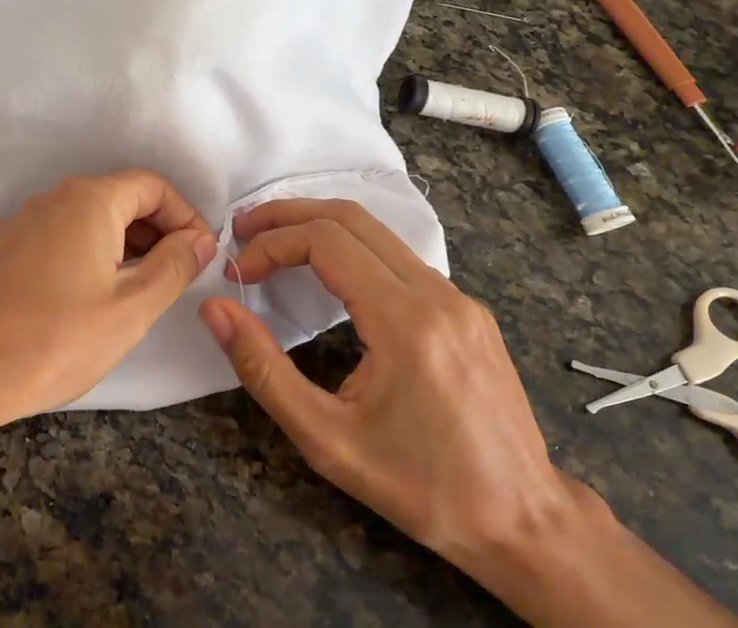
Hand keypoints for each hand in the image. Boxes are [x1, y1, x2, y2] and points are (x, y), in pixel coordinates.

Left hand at [0, 169, 217, 441]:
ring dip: (115, 247)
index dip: (184, 217)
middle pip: (116, 198)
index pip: (153, 186)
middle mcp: (48, 199)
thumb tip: (199, 239)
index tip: (198, 258)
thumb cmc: (53, 343)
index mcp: (88, 201)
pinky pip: (48, 241)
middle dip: (153, 233)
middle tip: (171, 281)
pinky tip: (74, 300)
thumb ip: (173, 267)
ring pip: (81, 220)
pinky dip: (75, 258)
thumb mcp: (130, 310)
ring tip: (130, 296)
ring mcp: (14, 224)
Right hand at [196, 199, 575, 564]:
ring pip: (378, 232)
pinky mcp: (467, 312)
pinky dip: (351, 251)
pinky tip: (325, 276)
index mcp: (405, 321)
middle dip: (287, 217)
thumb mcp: (326, 439)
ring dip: (318, 228)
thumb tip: (214, 311)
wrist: (523, 520)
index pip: (325, 241)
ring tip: (272, 246)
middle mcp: (437, 294)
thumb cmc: (420, 487)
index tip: (237, 274)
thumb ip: (262, 369)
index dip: (270, 244)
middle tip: (241, 233)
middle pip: (351, 218)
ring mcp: (459, 299)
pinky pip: (399, 258)